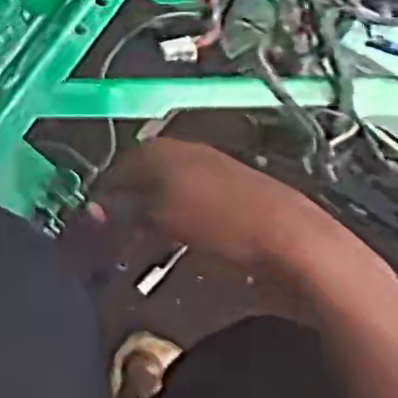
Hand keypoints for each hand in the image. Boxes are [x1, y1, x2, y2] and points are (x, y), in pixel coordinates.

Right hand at [93, 139, 337, 272]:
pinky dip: (185, 225)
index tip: (96, 227)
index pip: (112, 170)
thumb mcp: (158, 220)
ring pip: (168, 194)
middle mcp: (184, 151)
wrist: (304, 245)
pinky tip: (190, 248)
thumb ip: (120, 214)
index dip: (101, 199)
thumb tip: (93, 213)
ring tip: (153, 249)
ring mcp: (216, 171)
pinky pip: (197, 207)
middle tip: (121, 240)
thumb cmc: (222, 222)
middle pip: (141, 180)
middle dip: (129, 209)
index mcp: (158, 148)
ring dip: (155, 220)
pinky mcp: (242, 195)